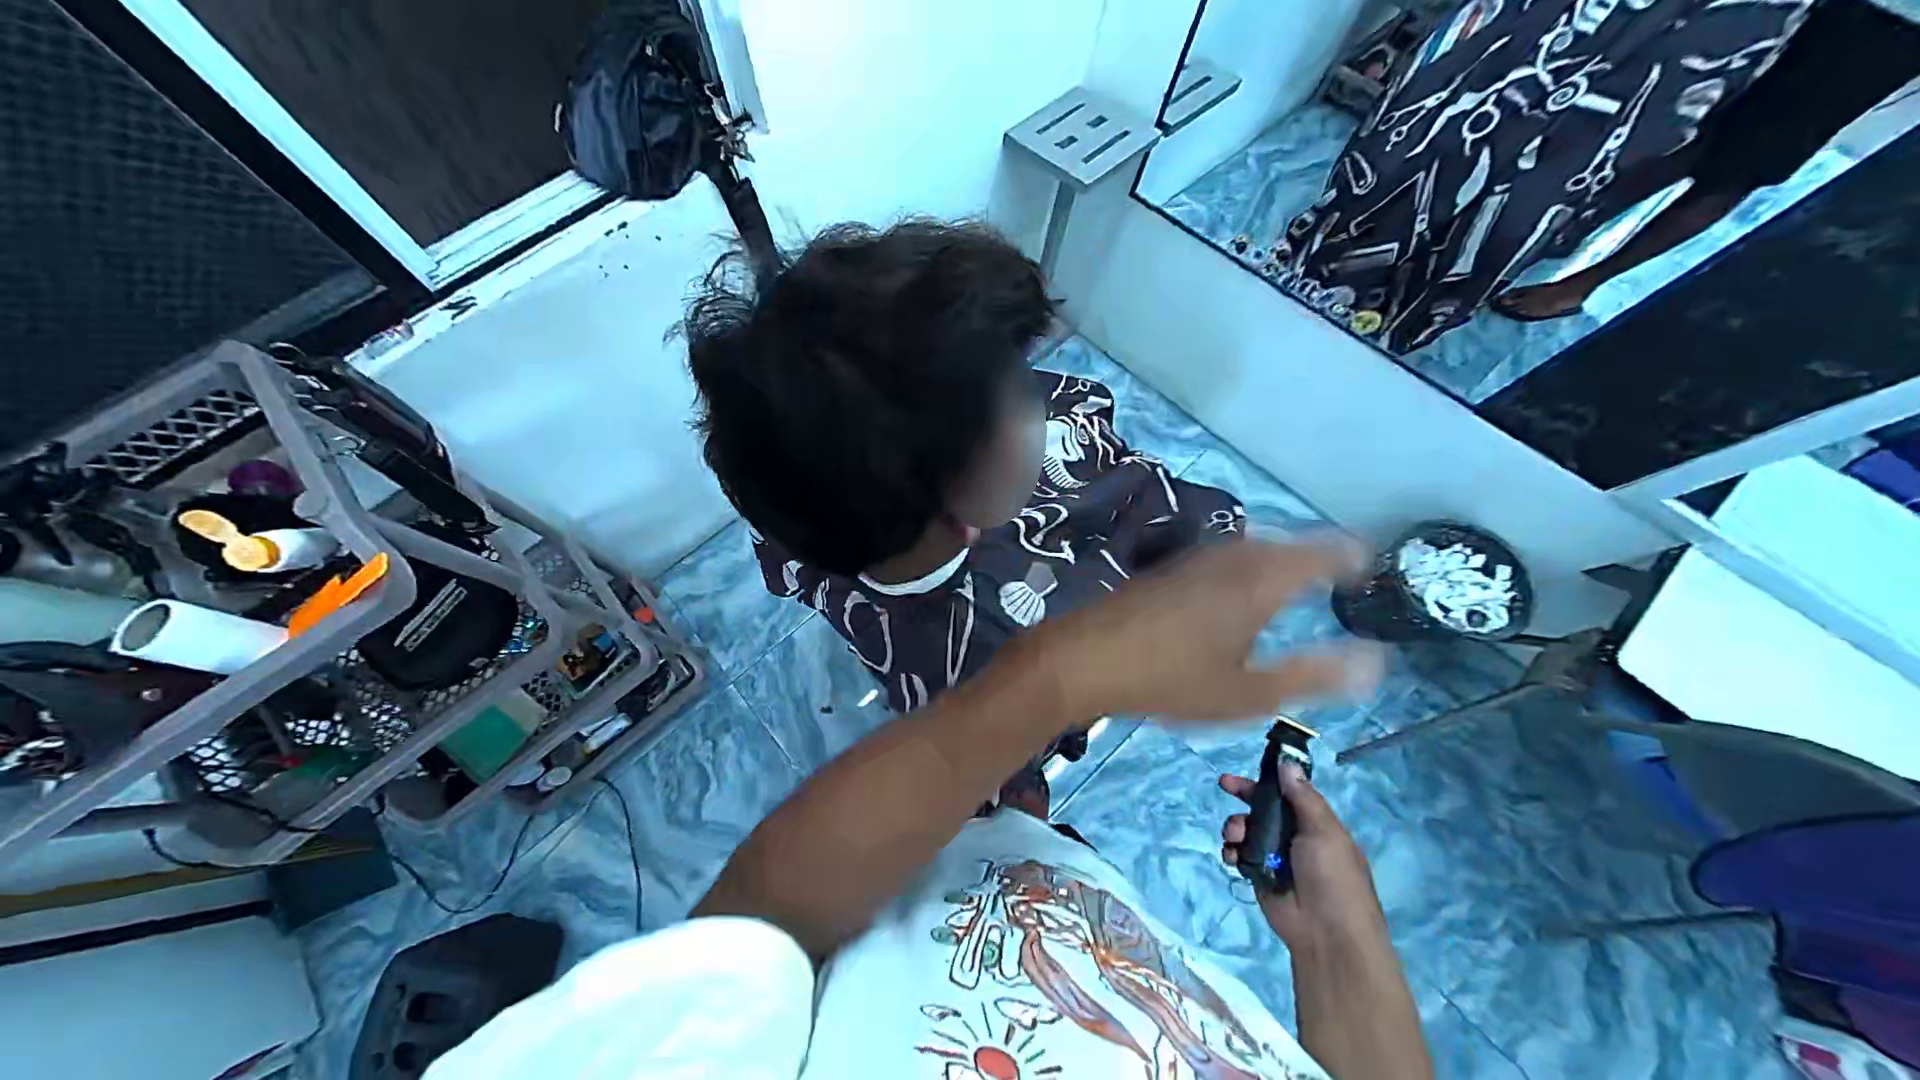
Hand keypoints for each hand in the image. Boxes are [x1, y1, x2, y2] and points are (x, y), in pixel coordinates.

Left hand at [1025, 538, 1384, 721]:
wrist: (1083, 659)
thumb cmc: (1169, 681)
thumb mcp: (1248, 693)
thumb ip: (1314, 676)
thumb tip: (1376, 662)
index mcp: (1259, 582)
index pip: (1321, 551)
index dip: (1349, 555)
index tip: (1368, 565)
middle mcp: (1229, 558)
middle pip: (1285, 543)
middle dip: (1315, 553)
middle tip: (1337, 572)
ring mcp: (1193, 559)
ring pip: (1250, 546)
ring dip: (1277, 556)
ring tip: (1294, 580)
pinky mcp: (1167, 569)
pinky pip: (1221, 556)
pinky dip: (1244, 564)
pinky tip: (1235, 592)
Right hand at [1219, 765, 1388, 950]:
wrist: (1328, 935)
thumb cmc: (1333, 878)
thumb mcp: (1324, 832)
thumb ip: (1303, 797)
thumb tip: (1287, 764)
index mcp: (1315, 825)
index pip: (1287, 794)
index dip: (1267, 780)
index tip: (1252, 766)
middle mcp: (1294, 837)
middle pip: (1262, 808)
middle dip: (1244, 797)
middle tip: (1225, 786)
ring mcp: (1275, 857)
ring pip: (1247, 828)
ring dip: (1236, 825)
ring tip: (1236, 836)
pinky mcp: (1259, 875)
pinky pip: (1238, 854)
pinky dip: (1231, 850)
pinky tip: (1231, 854)